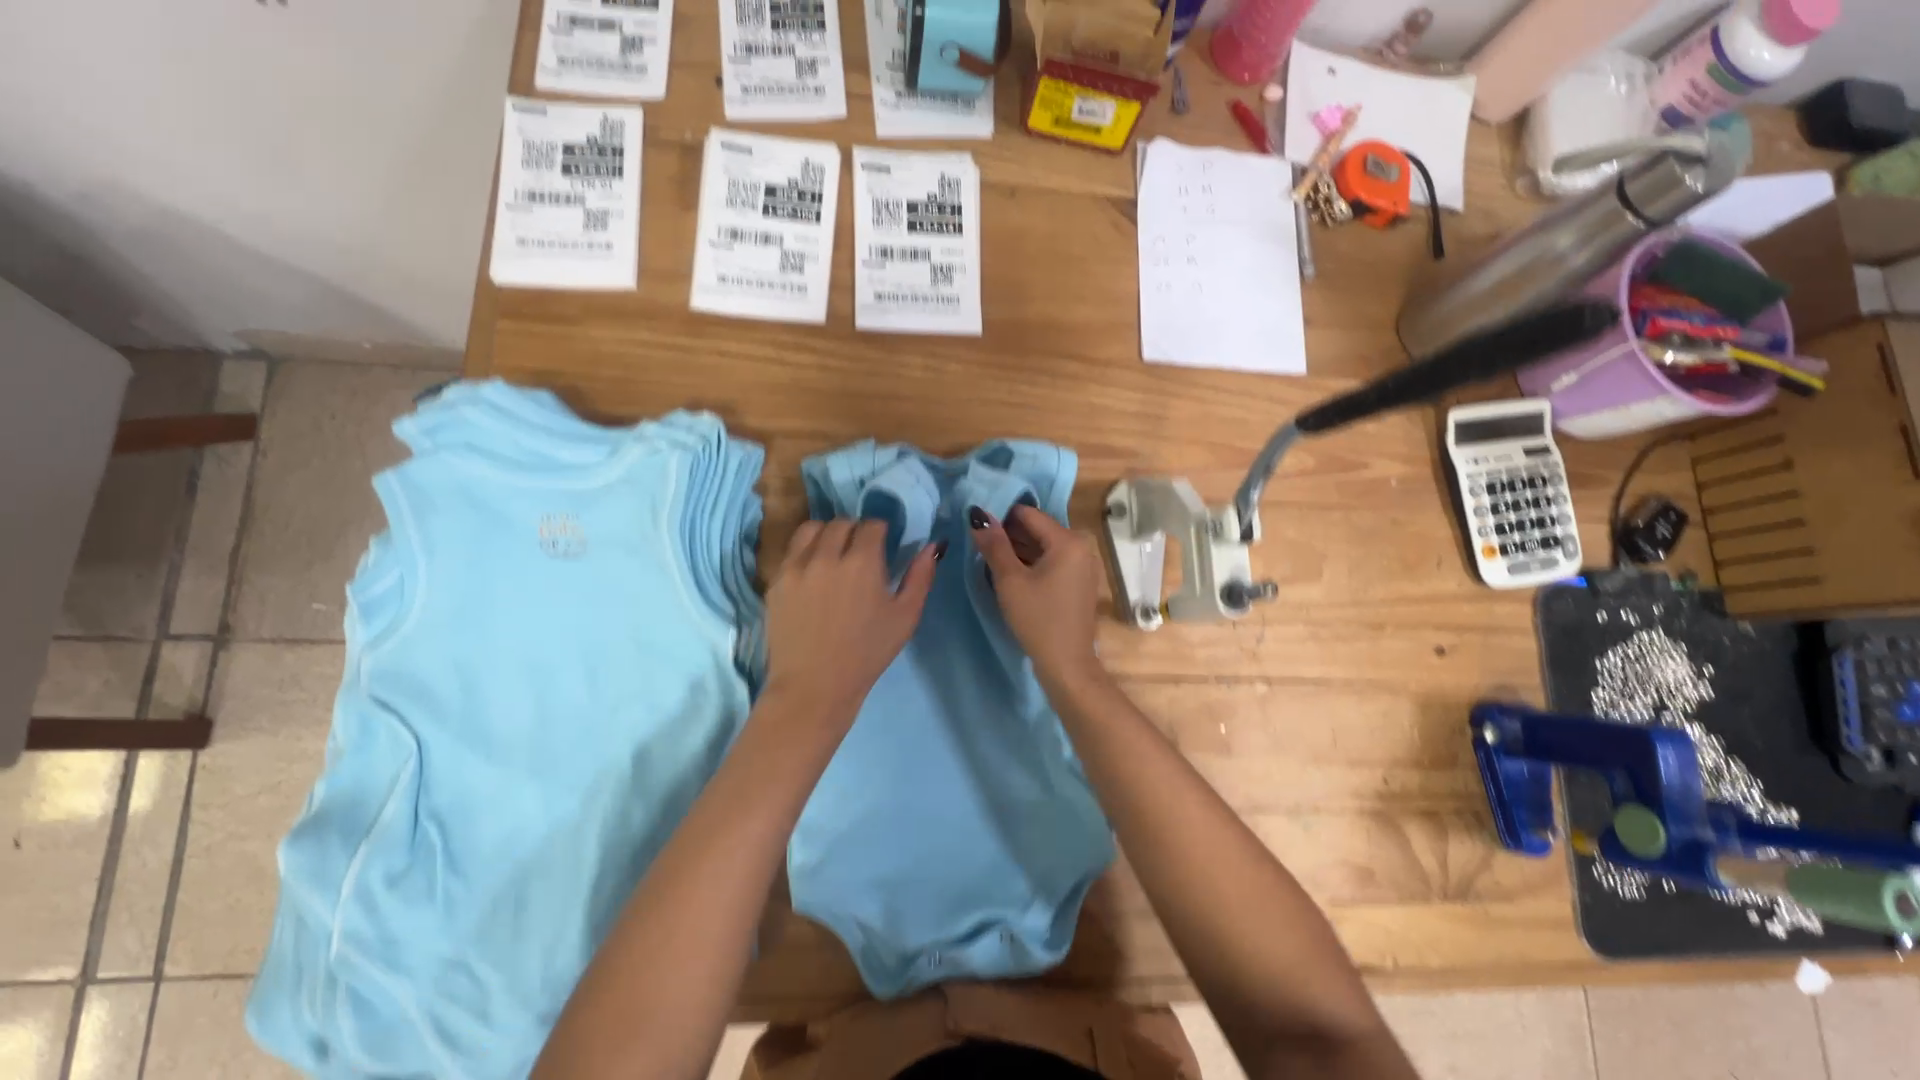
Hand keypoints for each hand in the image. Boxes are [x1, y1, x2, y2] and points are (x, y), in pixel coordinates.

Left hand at [762, 520, 939, 728]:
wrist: (814, 685)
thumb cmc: (867, 654)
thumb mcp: (905, 617)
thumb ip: (920, 577)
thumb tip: (932, 546)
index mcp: (862, 563)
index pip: (872, 525)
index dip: (881, 533)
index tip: (883, 548)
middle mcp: (826, 555)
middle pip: (842, 523)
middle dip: (855, 532)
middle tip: (860, 554)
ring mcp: (796, 566)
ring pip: (812, 529)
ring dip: (827, 534)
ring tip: (833, 554)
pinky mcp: (775, 580)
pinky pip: (791, 550)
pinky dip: (805, 551)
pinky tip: (813, 572)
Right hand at [970, 505, 1103, 686]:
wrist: (1067, 664)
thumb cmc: (1037, 619)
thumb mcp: (1010, 581)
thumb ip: (994, 545)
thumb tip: (979, 515)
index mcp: (1067, 541)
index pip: (1028, 514)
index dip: (1000, 516)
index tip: (976, 526)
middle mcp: (1080, 547)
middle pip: (1038, 529)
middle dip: (1008, 533)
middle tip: (979, 543)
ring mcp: (1082, 566)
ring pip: (1043, 546)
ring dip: (1018, 549)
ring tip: (988, 556)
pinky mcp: (1079, 583)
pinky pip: (1052, 562)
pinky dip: (1031, 563)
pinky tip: (1009, 572)